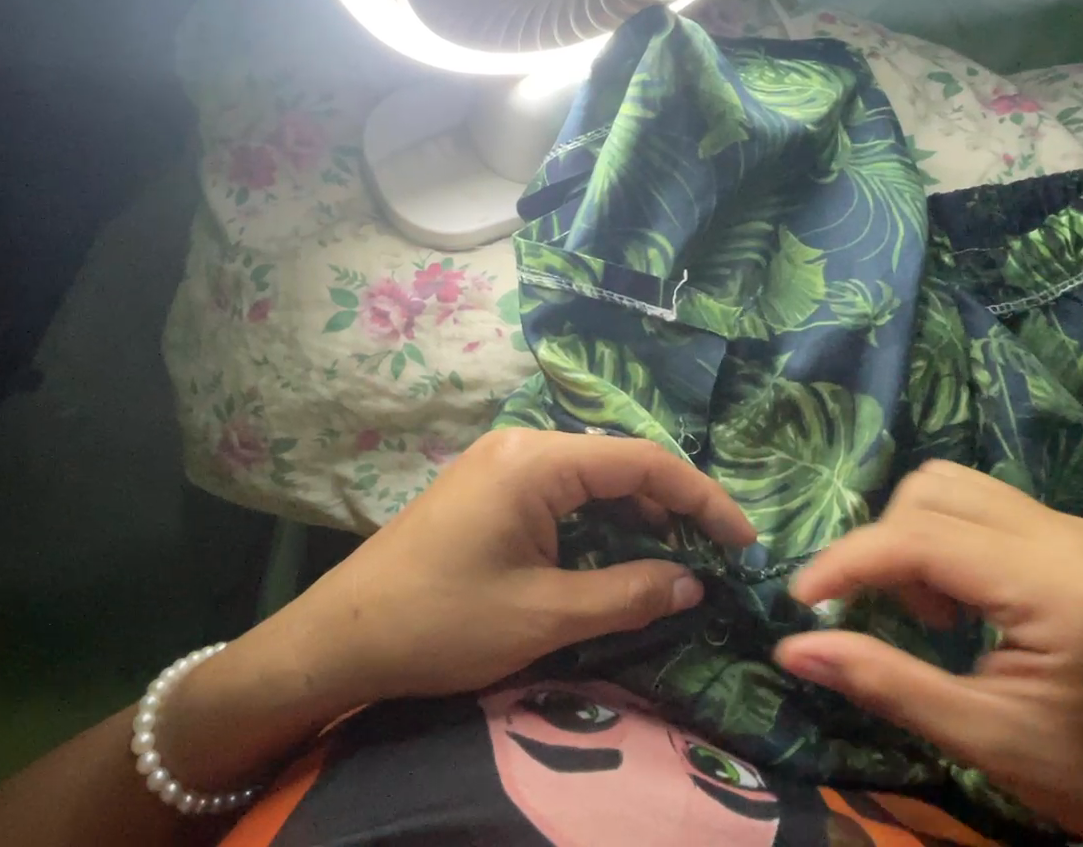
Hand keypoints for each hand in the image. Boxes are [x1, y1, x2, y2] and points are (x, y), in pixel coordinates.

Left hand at [270, 428, 756, 707]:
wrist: (340, 637)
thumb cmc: (440, 623)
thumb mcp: (542, 616)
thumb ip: (627, 594)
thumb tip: (694, 584)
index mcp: (536, 461)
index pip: (642, 462)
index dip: (701, 498)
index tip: (743, 542)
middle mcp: (521, 445)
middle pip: (619, 462)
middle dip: (671, 505)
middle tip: (713, 555)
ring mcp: (501, 462)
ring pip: (591, 476)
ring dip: (635, 513)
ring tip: (674, 558)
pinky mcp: (489, 486)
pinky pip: (561, 491)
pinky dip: (598, 519)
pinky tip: (615, 552)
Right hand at [773, 461, 1082, 846]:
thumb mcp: (988, 741)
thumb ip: (885, 682)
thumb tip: (792, 649)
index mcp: (1060, 586)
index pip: (922, 536)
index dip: (848, 561)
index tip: (803, 601)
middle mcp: (1072, 536)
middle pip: (933, 489)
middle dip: (886, 545)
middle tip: (891, 615)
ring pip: (957, 487)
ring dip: (915, 535)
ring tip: (930, 610)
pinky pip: (986, 508)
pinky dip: (948, 540)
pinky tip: (963, 601)